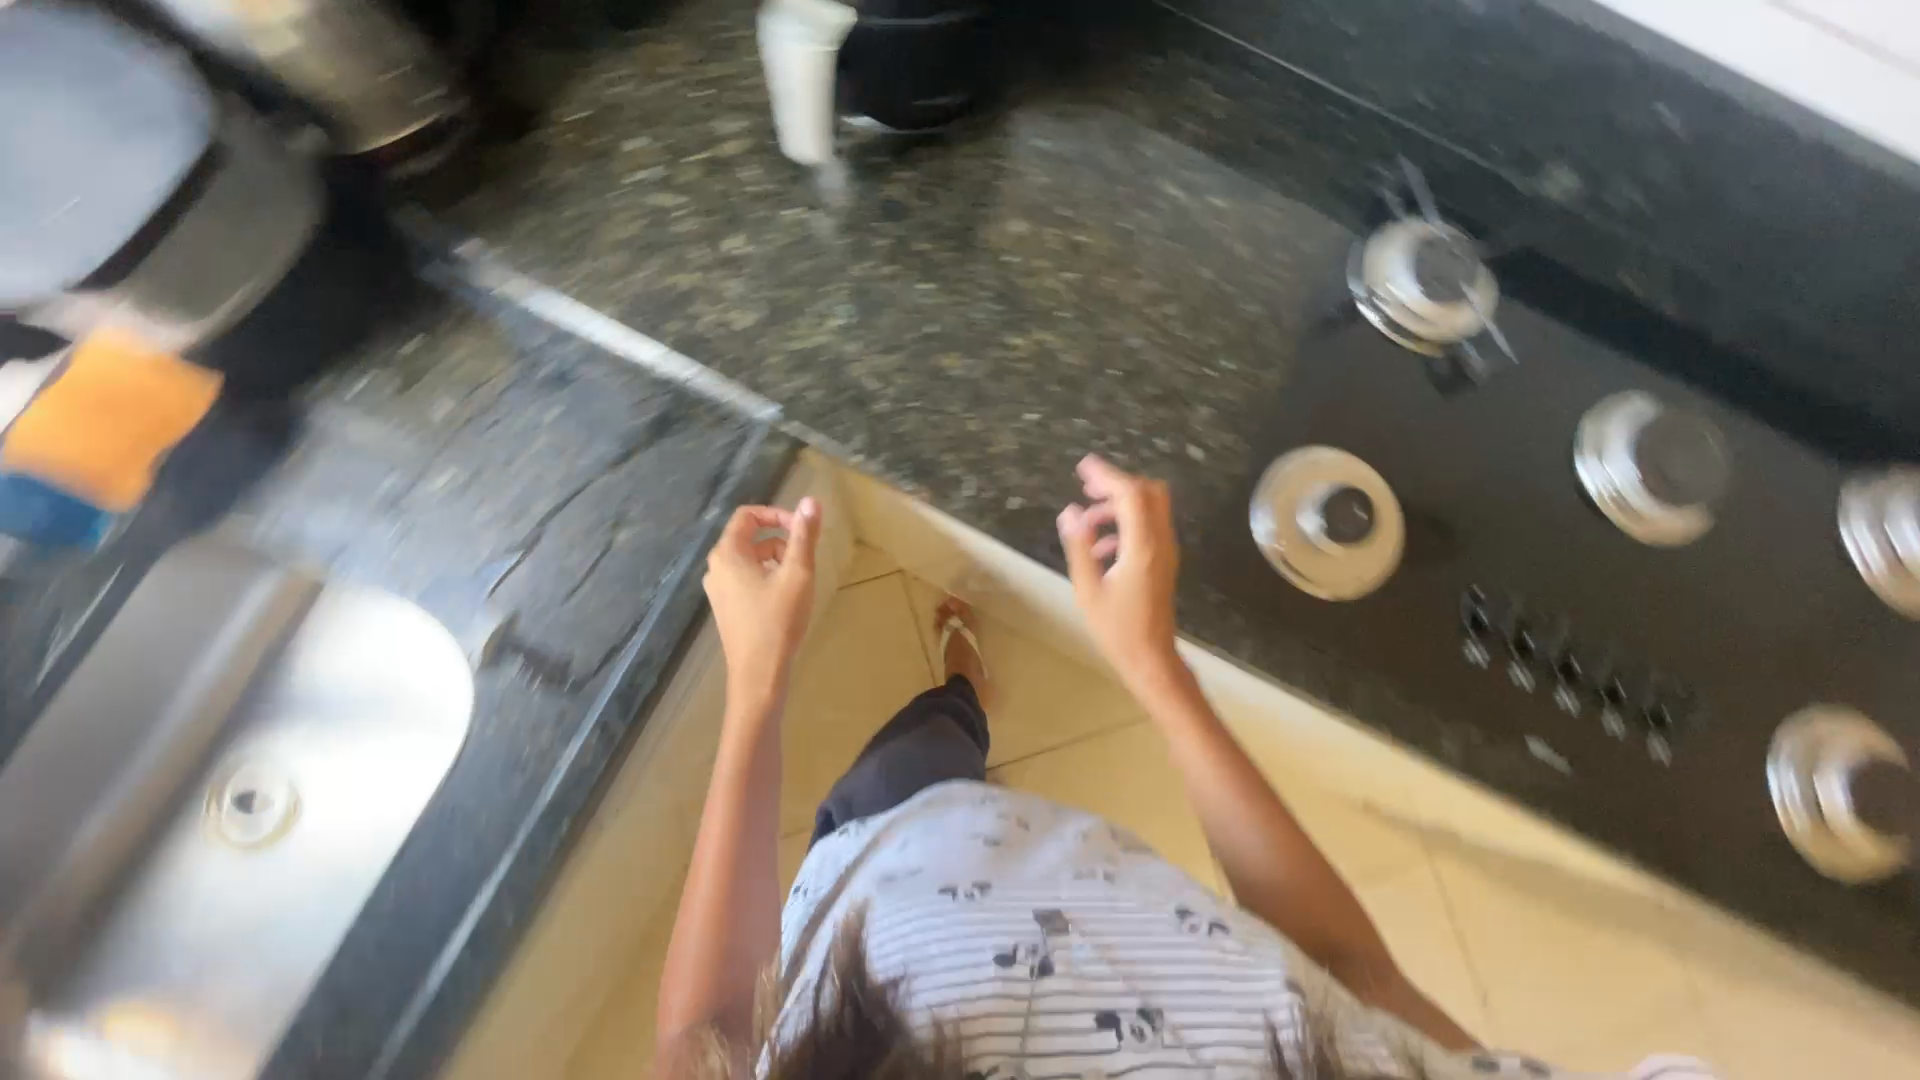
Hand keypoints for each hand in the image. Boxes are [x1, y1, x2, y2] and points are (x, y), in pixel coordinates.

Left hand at [704, 497, 819, 703]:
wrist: (758, 673)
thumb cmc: (778, 620)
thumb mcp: (797, 574)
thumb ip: (804, 535)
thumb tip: (812, 501)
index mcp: (728, 554)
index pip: (748, 515)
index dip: (777, 515)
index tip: (802, 529)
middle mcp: (716, 567)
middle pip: (749, 537)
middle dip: (780, 540)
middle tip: (806, 557)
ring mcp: (718, 590)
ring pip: (749, 560)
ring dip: (776, 560)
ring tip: (799, 580)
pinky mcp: (725, 608)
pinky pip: (745, 579)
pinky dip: (766, 578)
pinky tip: (785, 599)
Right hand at [1056, 455, 1182, 690]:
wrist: (1151, 658)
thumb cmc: (1116, 628)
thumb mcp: (1088, 589)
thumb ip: (1079, 546)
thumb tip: (1068, 512)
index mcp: (1141, 547)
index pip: (1130, 494)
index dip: (1107, 475)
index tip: (1083, 467)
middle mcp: (1160, 542)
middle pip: (1148, 492)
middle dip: (1117, 483)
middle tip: (1087, 488)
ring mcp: (1165, 551)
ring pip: (1151, 507)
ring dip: (1119, 504)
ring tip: (1086, 519)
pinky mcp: (1163, 561)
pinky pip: (1149, 526)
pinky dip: (1125, 522)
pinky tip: (1100, 545)